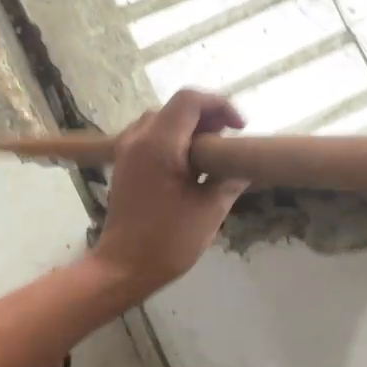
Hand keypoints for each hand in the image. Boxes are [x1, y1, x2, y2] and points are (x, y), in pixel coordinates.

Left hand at [91, 90, 249, 292]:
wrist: (122, 266)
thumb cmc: (168, 240)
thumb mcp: (210, 209)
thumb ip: (229, 178)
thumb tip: (244, 164)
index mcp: (158, 144)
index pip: (190, 100)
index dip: (220, 105)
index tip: (239, 129)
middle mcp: (137, 139)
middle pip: (175, 108)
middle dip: (206, 118)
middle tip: (228, 143)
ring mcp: (125, 152)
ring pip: (160, 121)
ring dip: (188, 129)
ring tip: (211, 156)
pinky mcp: (122, 166)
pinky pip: (148, 138)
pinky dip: (171, 141)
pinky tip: (188, 167)